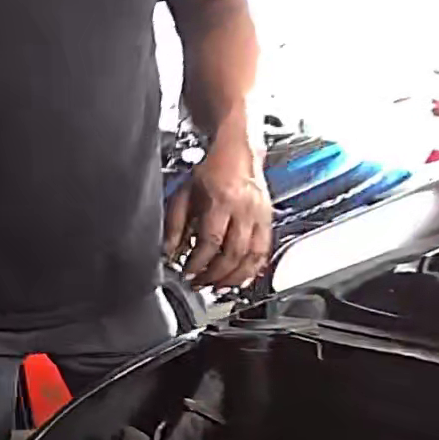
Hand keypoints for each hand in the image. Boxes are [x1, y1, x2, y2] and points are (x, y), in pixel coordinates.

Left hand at [165, 135, 271, 287]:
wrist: (239, 152)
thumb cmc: (210, 171)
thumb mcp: (183, 195)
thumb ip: (174, 225)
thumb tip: (168, 252)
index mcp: (222, 201)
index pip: (212, 241)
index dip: (198, 262)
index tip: (186, 273)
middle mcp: (246, 209)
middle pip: (234, 252)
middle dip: (215, 274)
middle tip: (200, 285)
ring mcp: (262, 215)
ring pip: (254, 256)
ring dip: (235, 277)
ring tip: (217, 288)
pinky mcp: (270, 219)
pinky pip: (265, 250)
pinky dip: (254, 269)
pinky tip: (241, 279)